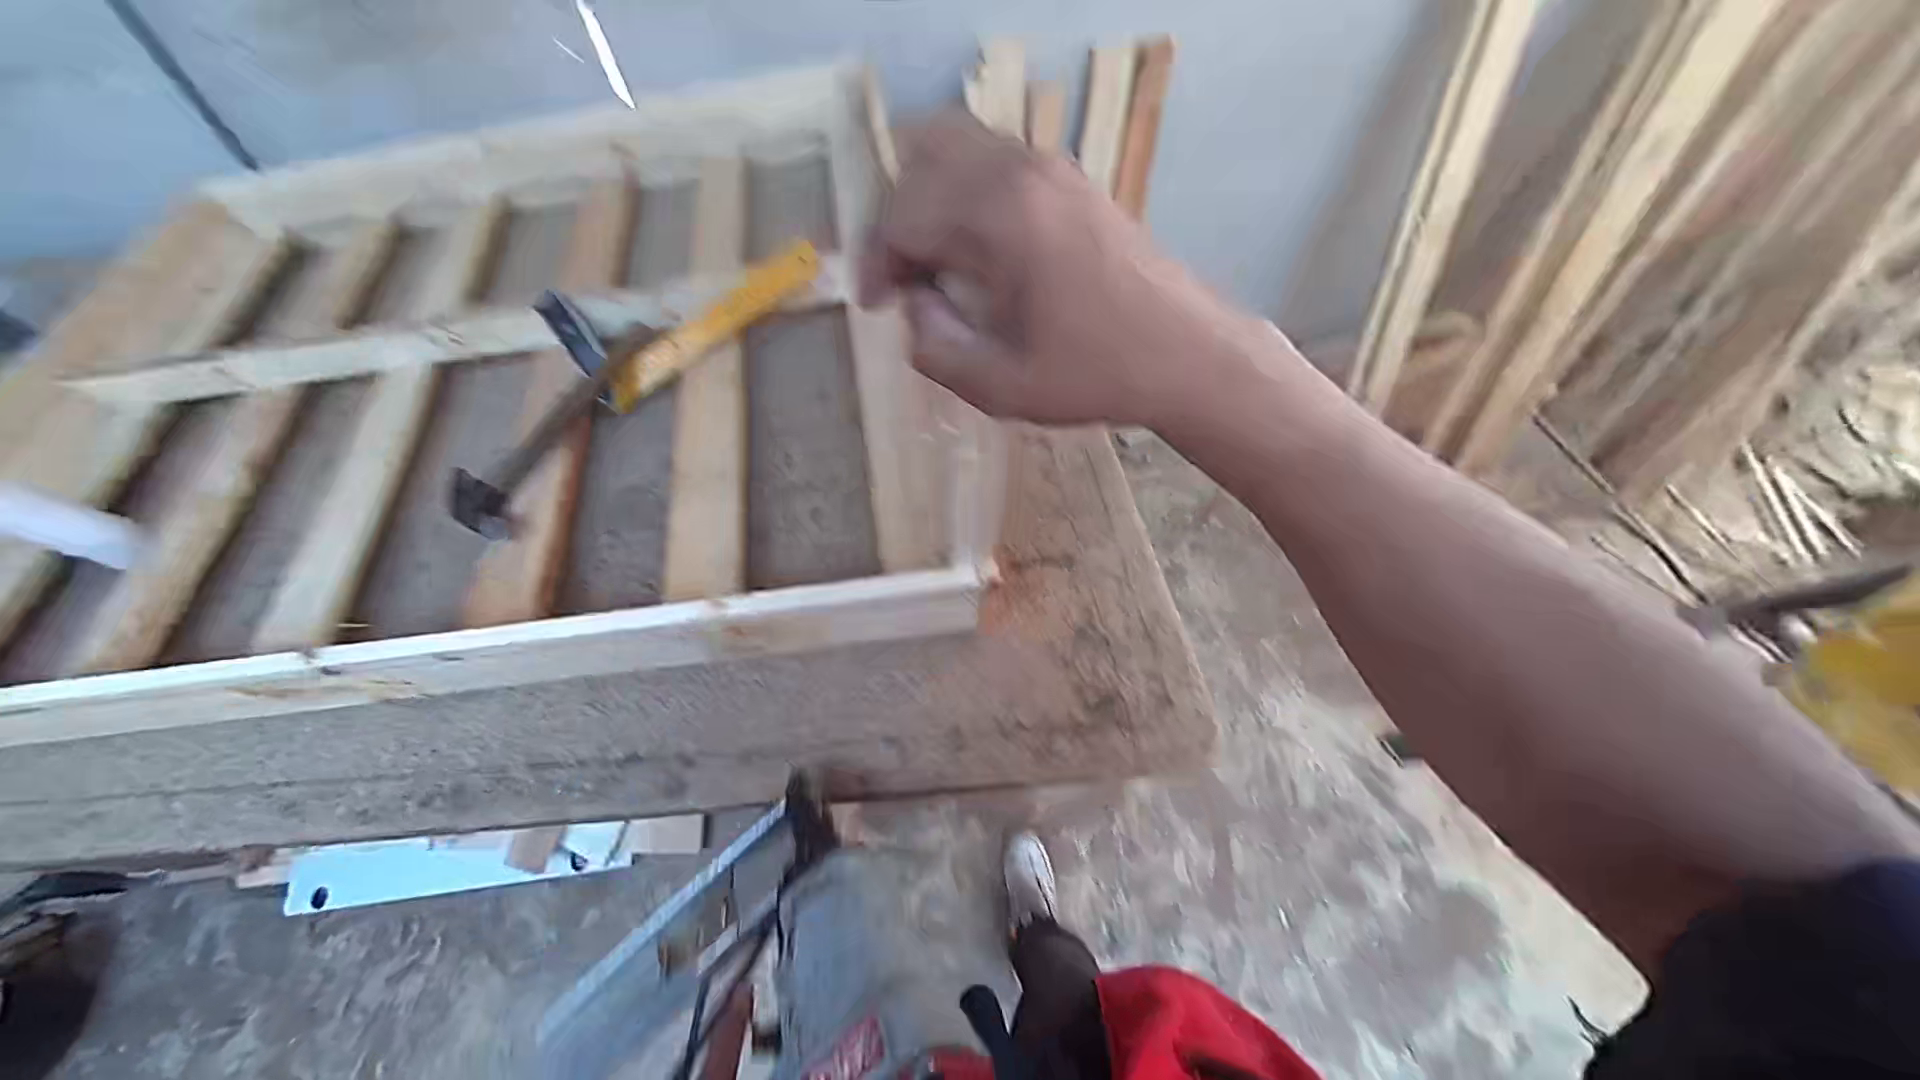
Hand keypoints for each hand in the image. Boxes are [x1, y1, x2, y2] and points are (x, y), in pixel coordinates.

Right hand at [859, 110, 1256, 427]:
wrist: (1187, 354)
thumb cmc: (1095, 375)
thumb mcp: (999, 386)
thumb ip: (935, 348)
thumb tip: (916, 307)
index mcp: (1001, 217)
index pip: (904, 214)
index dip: (875, 262)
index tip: (875, 307)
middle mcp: (1023, 172)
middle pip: (923, 161)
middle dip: (896, 220)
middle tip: (899, 278)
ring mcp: (1052, 168)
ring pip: (959, 150)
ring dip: (929, 200)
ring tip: (931, 262)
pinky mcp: (1071, 181)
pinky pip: (996, 163)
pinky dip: (965, 195)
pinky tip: (976, 251)